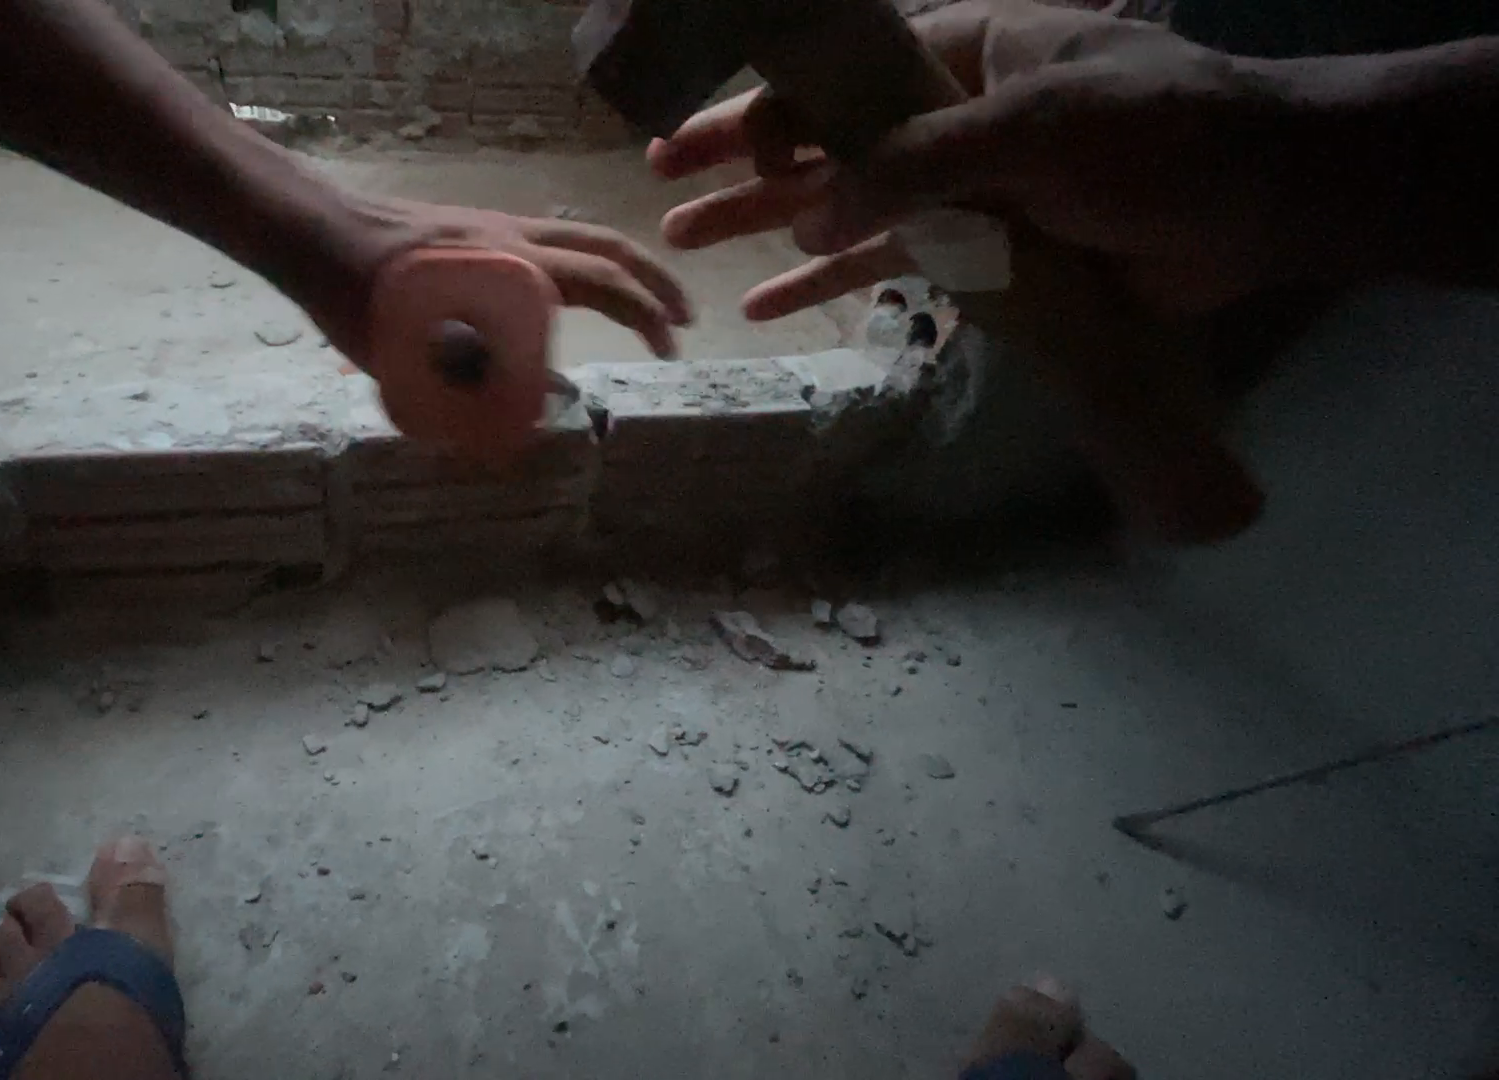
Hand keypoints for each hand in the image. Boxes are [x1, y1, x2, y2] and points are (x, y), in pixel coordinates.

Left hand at [304, 195, 691, 365]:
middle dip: (654, 284)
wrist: (313, 234)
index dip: (645, 313)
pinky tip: (579, 293)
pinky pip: (551, 241)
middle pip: (607, 247)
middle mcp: (514, 237)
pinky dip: (585, 264)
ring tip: (647, 302)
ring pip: (582, 238)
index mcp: (508, 266)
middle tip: (683, 321)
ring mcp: (498, 226)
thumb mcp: (417, 356)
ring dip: (624, 268)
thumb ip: (482, 379)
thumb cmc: (359, 297)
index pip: (600, 281)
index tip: (668, 347)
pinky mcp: (480, 229)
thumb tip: (542, 401)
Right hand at [650, 0, 1321, 320]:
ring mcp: (940, 189)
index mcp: (951, 58)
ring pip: (827, 207)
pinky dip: (815, 283)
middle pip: (811, 140)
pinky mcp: (958, 250)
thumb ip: (914, 166)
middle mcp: (932, 120)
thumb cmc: (1154, 139)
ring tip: (686, 245)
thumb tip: (808, 217)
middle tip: (662, 186)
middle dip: (734, 165)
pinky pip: (868, 265)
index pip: (833, 79)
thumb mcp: (1032, 128)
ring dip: (757, 228)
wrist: (1252, 208)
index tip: (712, 150)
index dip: (764, 109)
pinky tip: (763, 303)